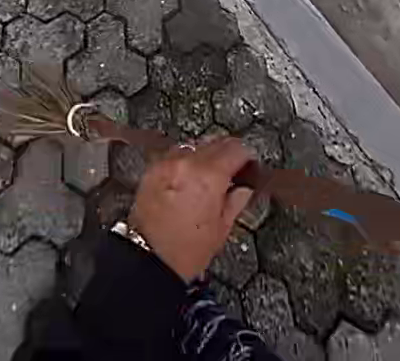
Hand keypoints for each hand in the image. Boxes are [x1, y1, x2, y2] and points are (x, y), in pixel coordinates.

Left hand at [129, 135, 256, 281]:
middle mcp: (188, 162)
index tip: (250, 163)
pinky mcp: (154, 166)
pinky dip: (186, 159)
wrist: (150, 258)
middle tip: (233, 168)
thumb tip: (245, 186)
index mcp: (210, 176)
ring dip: (206, 154)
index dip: (247, 155)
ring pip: (195, 144)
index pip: (235, 149)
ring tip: (210, 175)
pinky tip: (189, 176)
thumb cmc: (186, 250)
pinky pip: (176, 152)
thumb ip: (237, 200)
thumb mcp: (221, 228)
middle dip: (228, 152)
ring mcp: (169, 161)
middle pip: (215, 141)